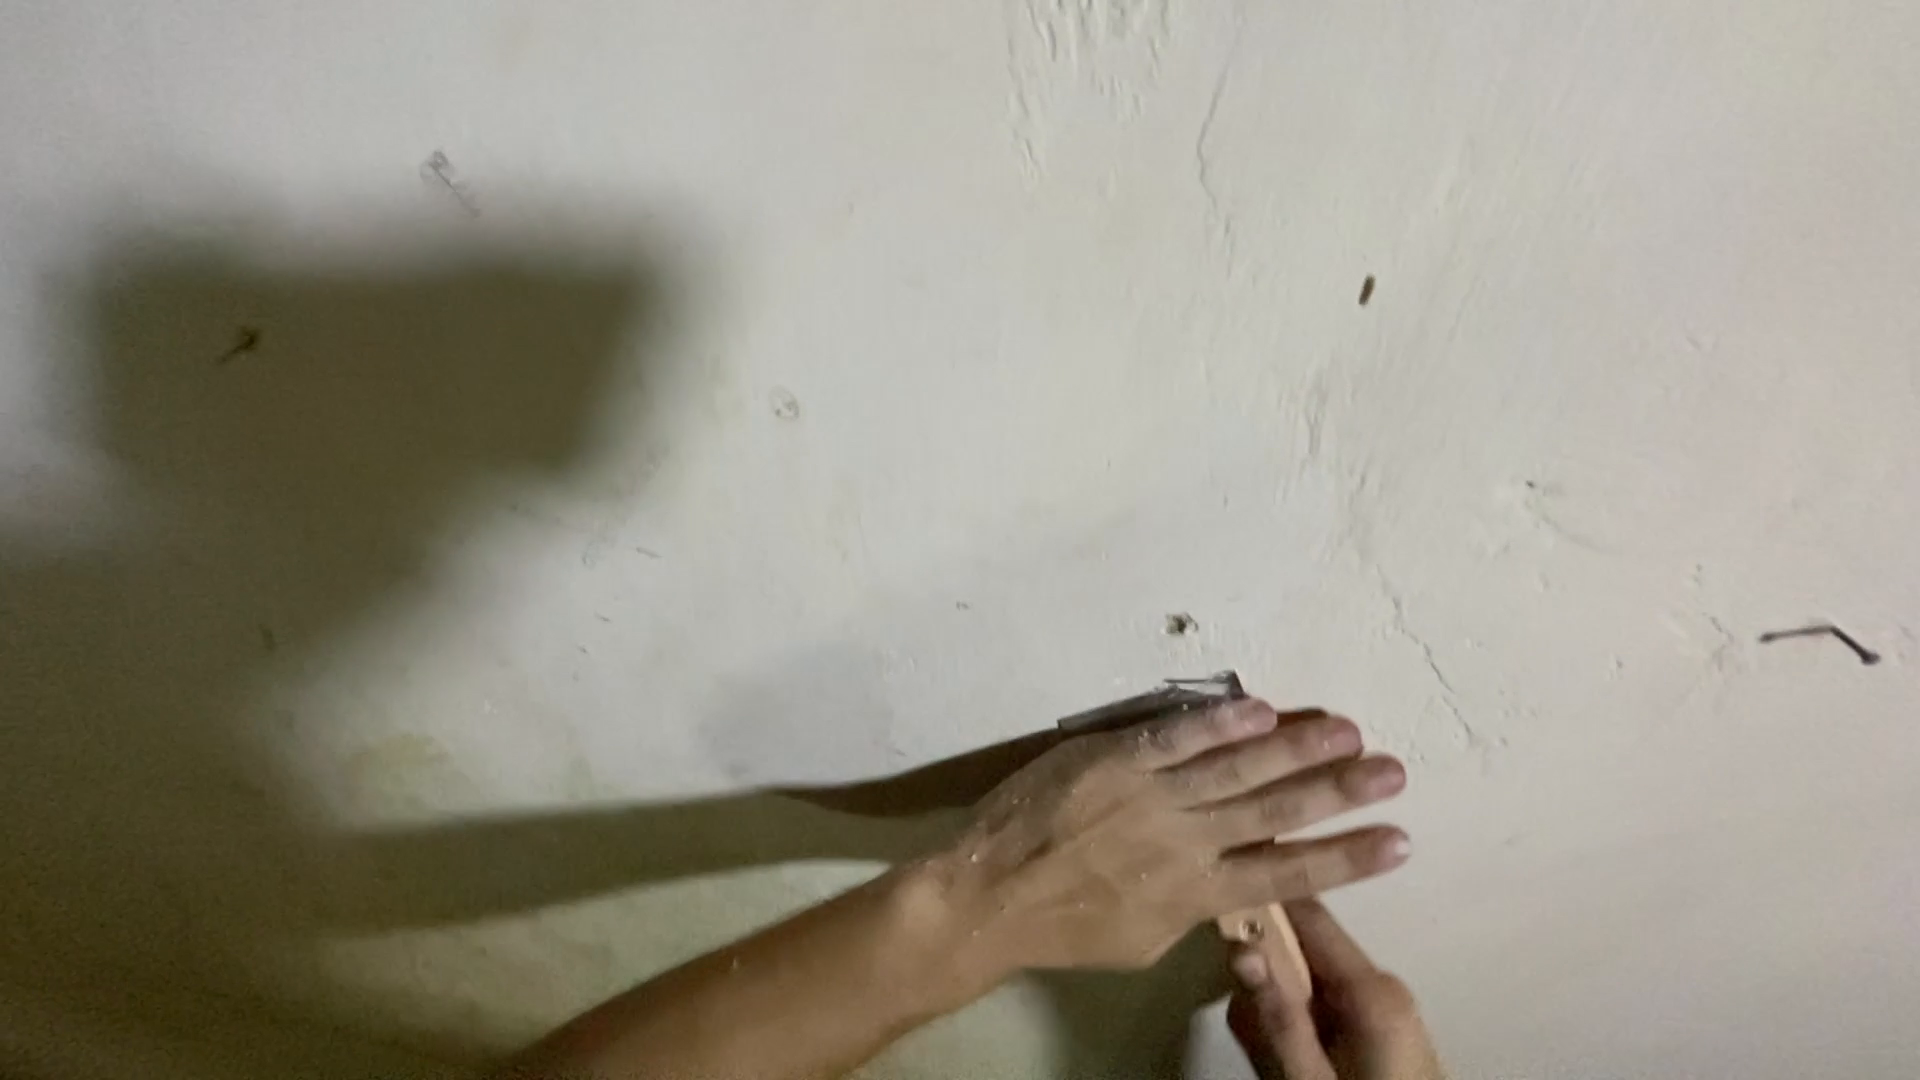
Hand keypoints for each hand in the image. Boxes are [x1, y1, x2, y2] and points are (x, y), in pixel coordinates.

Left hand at [930, 698, 1408, 974]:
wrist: (991, 892)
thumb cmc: (1067, 926)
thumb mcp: (1145, 937)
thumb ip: (1197, 906)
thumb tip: (1234, 877)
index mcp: (1198, 896)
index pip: (1289, 874)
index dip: (1348, 856)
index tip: (1400, 838)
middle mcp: (1186, 843)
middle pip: (1277, 813)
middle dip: (1340, 791)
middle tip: (1391, 769)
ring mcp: (1150, 795)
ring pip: (1236, 769)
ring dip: (1295, 748)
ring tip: (1346, 730)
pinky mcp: (1114, 759)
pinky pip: (1175, 736)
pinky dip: (1220, 723)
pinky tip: (1261, 708)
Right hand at [1228, 899, 1444, 1079]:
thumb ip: (1276, 1018)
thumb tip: (1241, 948)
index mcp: (1372, 990)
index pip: (1305, 910)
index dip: (1258, 900)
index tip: (1212, 909)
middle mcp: (1383, 984)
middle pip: (1302, 943)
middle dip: (1263, 971)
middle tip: (1242, 1015)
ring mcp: (1386, 1006)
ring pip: (1307, 974)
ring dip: (1277, 1003)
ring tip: (1270, 1058)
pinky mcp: (1383, 1029)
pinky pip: (1324, 1001)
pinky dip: (1298, 1021)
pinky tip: (1293, 1064)